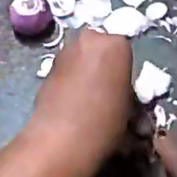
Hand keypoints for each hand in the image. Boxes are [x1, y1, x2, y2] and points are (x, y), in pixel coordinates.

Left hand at [23, 28, 131, 169]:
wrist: (60, 138)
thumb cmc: (104, 122)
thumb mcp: (128, 110)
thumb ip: (127, 95)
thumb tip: (123, 100)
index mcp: (116, 44)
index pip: (125, 53)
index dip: (124, 74)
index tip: (122, 91)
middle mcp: (90, 38)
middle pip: (101, 50)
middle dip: (103, 68)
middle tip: (106, 95)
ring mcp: (66, 49)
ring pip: (82, 58)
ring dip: (86, 73)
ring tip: (87, 102)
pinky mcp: (48, 64)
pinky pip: (66, 68)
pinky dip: (70, 80)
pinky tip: (72, 103)